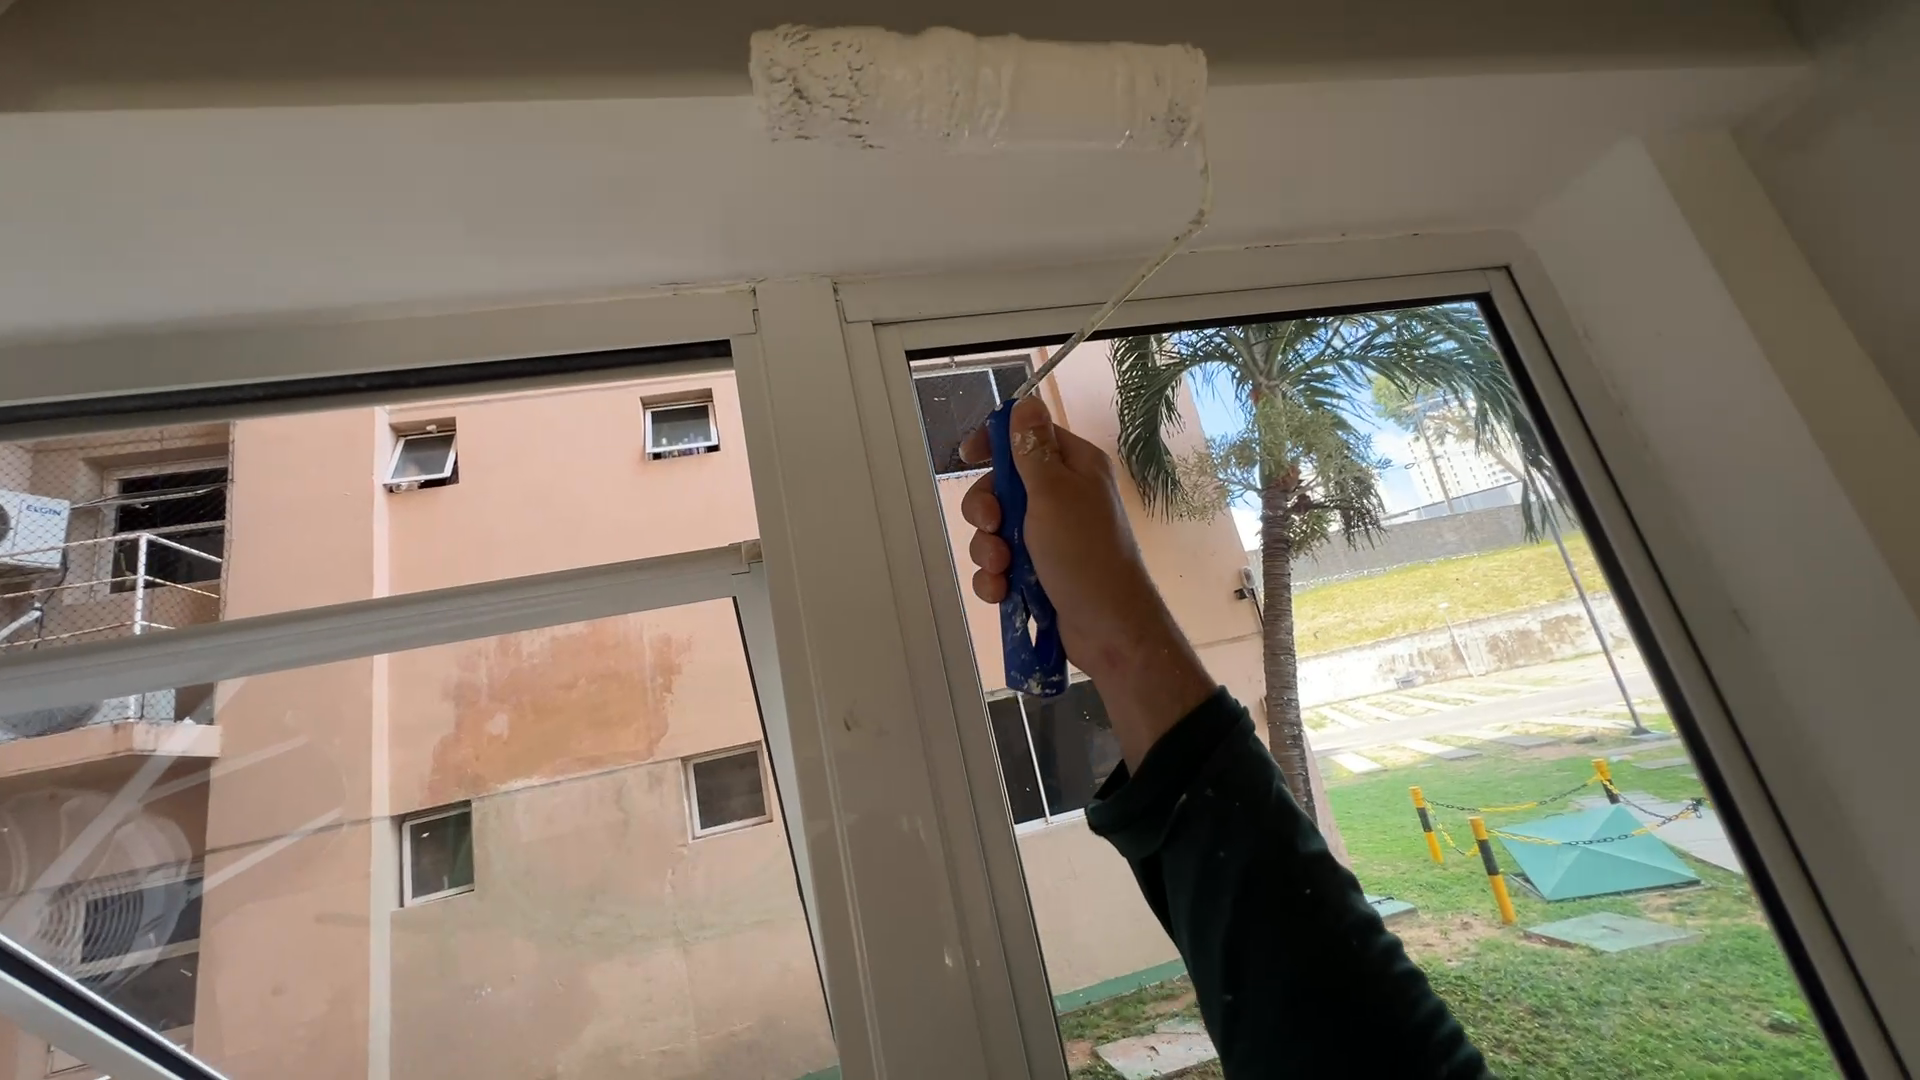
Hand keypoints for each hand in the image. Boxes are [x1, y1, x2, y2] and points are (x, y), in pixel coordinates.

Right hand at [959, 396, 1212, 767]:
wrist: (1108, 630)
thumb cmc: (1085, 554)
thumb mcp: (1054, 494)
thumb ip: (1032, 450)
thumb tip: (1026, 403)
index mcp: (1074, 467)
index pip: (1027, 437)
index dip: (994, 442)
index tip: (966, 455)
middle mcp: (1061, 497)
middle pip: (1002, 486)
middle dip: (986, 510)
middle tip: (992, 527)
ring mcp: (1049, 537)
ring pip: (995, 530)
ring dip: (988, 550)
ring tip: (1002, 570)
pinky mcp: (1039, 572)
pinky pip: (1001, 565)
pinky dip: (996, 578)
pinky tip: (1002, 593)